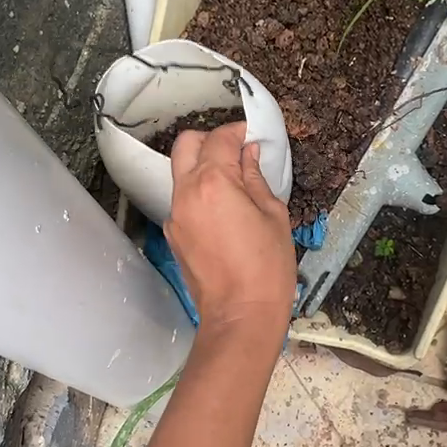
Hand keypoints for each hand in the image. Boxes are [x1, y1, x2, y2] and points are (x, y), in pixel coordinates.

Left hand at [165, 121, 294, 341]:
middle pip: (187, 144)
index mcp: (214, 183)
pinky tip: (224, 210)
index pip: (220, 139)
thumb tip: (249, 155)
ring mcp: (175, 214)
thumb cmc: (267, 268)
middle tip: (238, 152)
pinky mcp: (172, 234)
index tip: (253, 135)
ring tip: (233, 182)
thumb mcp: (273, 215)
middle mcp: (186, 193)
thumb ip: (256, 178)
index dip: (239, 131)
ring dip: (203, 166)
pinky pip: (182, 199)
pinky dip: (199, 193)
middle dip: (211, 140)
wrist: (240, 315)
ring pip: (181, 172)